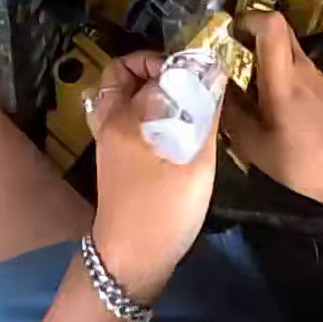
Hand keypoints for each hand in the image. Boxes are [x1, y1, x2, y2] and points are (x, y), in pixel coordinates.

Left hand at [86, 51, 218, 301]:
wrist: (130, 261)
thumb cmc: (161, 208)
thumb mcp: (193, 161)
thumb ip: (204, 116)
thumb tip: (213, 77)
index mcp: (121, 116)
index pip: (132, 66)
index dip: (162, 60)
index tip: (192, 69)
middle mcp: (110, 122)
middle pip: (119, 77)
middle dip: (150, 70)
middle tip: (184, 79)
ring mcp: (110, 142)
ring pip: (123, 99)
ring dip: (149, 91)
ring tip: (184, 100)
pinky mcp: (117, 160)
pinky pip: (128, 120)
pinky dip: (148, 113)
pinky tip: (178, 127)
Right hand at [224, 12, 322, 213]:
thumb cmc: (307, 161)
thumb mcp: (257, 147)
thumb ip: (232, 117)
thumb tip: (212, 95)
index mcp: (284, 76)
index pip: (272, 24)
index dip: (247, 19)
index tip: (226, 33)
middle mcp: (301, 67)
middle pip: (278, 28)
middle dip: (249, 31)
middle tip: (225, 50)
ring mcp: (313, 76)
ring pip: (284, 46)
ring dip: (259, 51)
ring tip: (236, 75)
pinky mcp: (319, 88)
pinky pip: (291, 64)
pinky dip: (272, 68)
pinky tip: (259, 96)